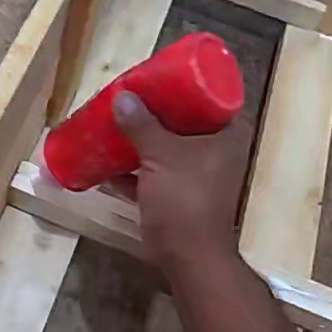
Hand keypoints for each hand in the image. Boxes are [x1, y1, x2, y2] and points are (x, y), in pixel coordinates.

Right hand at [111, 89, 252, 267]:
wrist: (186, 253)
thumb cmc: (185, 198)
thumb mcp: (161, 156)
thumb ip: (141, 125)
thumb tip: (122, 96)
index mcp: (226, 134)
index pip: (208, 96)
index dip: (181, 84)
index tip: (154, 77)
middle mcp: (216, 150)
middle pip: (181, 121)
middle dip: (152, 113)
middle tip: (128, 99)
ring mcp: (195, 174)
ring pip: (164, 148)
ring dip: (139, 140)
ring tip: (113, 125)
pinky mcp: (175, 195)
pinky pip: (151, 173)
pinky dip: (131, 169)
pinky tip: (105, 161)